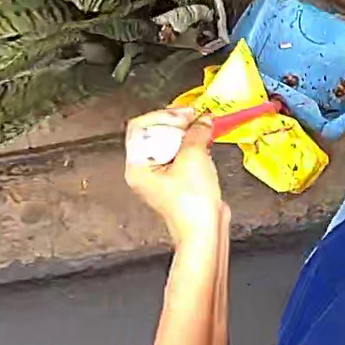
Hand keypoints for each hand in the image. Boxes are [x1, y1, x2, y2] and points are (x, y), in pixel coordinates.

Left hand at [124, 108, 226, 248]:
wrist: (205, 230)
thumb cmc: (191, 206)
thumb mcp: (194, 157)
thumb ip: (197, 131)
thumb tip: (203, 120)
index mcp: (138, 167)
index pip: (141, 127)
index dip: (164, 116)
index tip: (186, 115)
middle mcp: (146, 170)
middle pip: (155, 132)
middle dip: (178, 123)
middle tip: (196, 119)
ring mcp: (163, 174)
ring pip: (171, 142)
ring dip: (189, 134)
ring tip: (204, 131)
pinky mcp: (179, 178)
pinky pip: (183, 153)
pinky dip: (195, 145)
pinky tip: (206, 144)